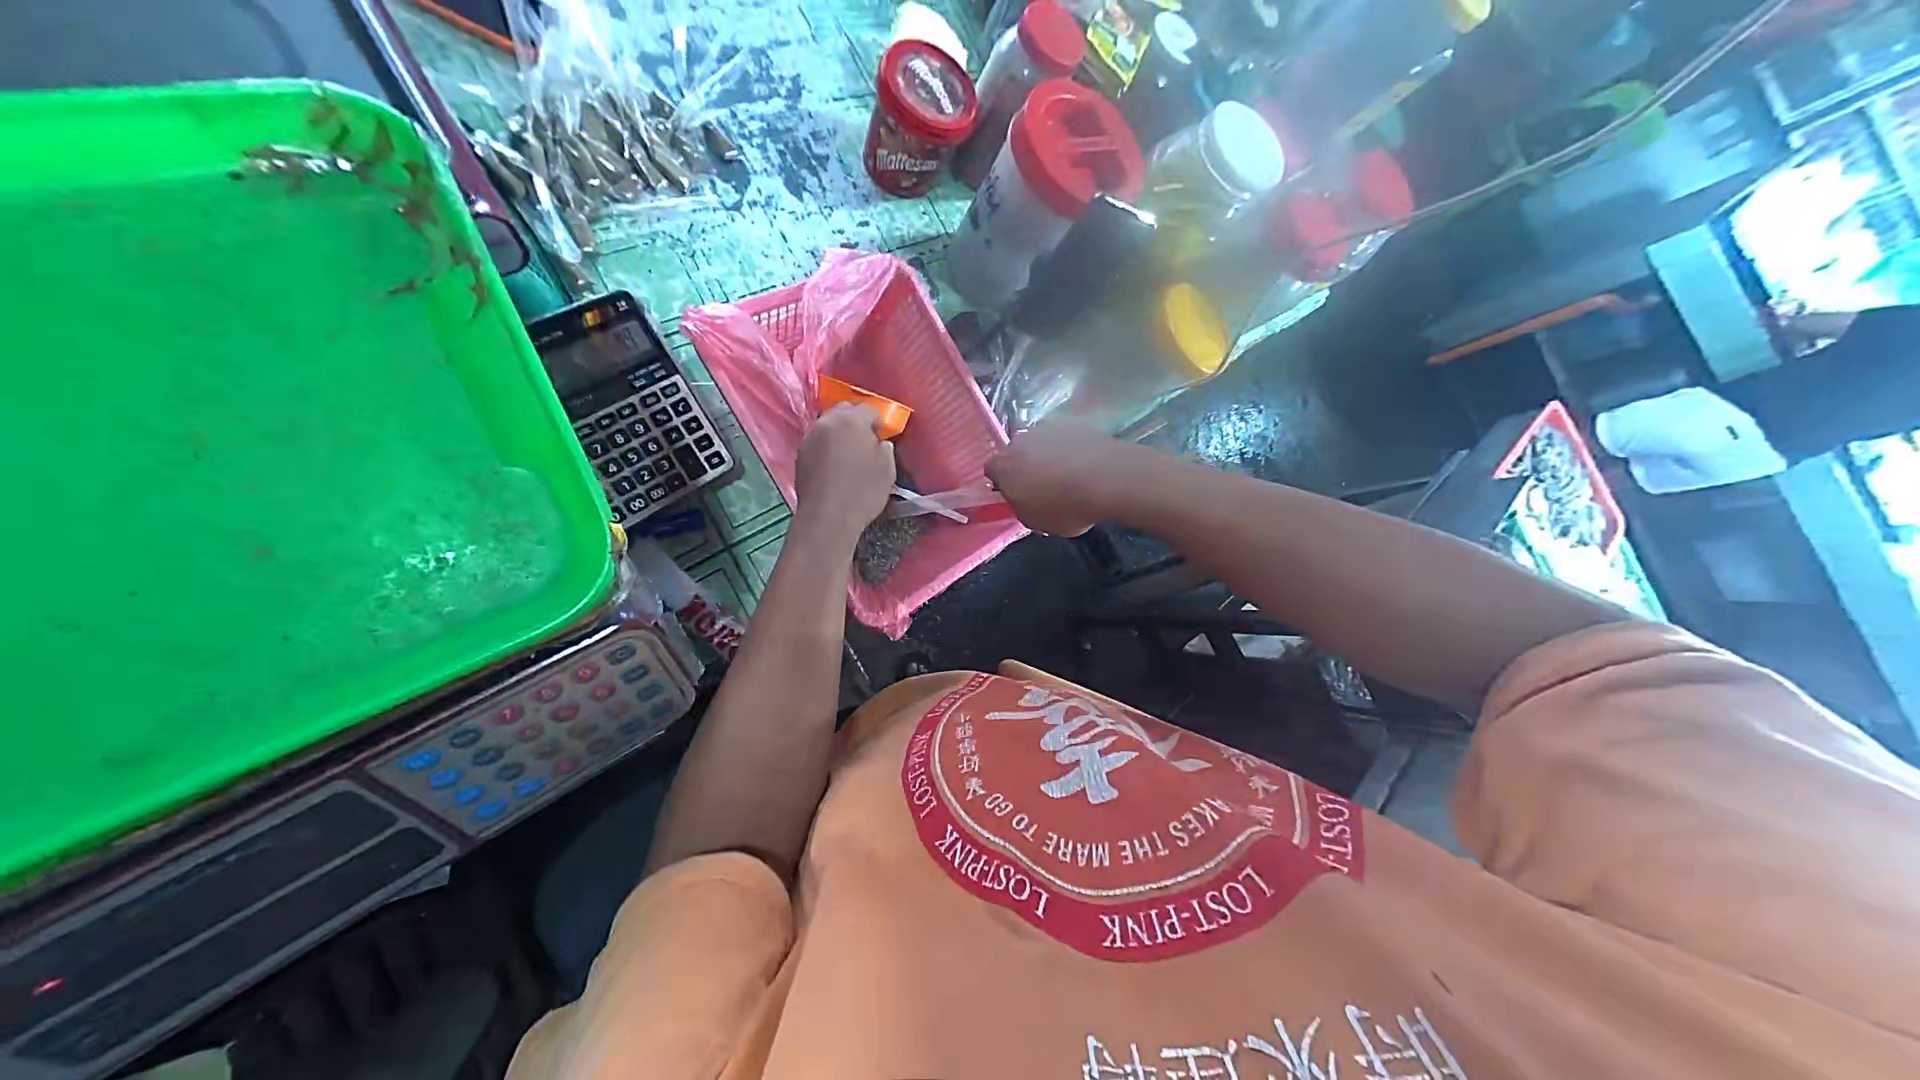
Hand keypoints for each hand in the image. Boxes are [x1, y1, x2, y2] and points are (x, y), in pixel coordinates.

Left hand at [794, 404, 895, 543]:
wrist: (827, 517)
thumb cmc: (863, 491)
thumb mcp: (887, 469)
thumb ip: (885, 448)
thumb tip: (878, 443)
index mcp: (852, 420)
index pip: (868, 409)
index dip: (878, 422)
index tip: (882, 436)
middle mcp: (827, 422)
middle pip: (843, 411)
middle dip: (855, 421)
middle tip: (864, 441)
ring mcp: (810, 437)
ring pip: (828, 425)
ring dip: (838, 433)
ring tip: (847, 454)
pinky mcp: (800, 454)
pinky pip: (817, 442)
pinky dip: (826, 447)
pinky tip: (833, 465)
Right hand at [986, 422, 1142, 535]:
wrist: (1107, 478)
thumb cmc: (1064, 507)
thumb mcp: (1035, 522)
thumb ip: (1021, 507)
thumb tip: (1023, 498)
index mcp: (1004, 466)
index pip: (992, 470)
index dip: (1003, 482)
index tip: (1017, 494)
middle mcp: (1020, 440)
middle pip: (1016, 452)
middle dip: (1025, 465)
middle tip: (1043, 485)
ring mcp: (1048, 427)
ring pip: (1041, 442)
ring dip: (1048, 454)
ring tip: (1070, 474)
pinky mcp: (1074, 421)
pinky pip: (1065, 437)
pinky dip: (1070, 447)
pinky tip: (1086, 464)